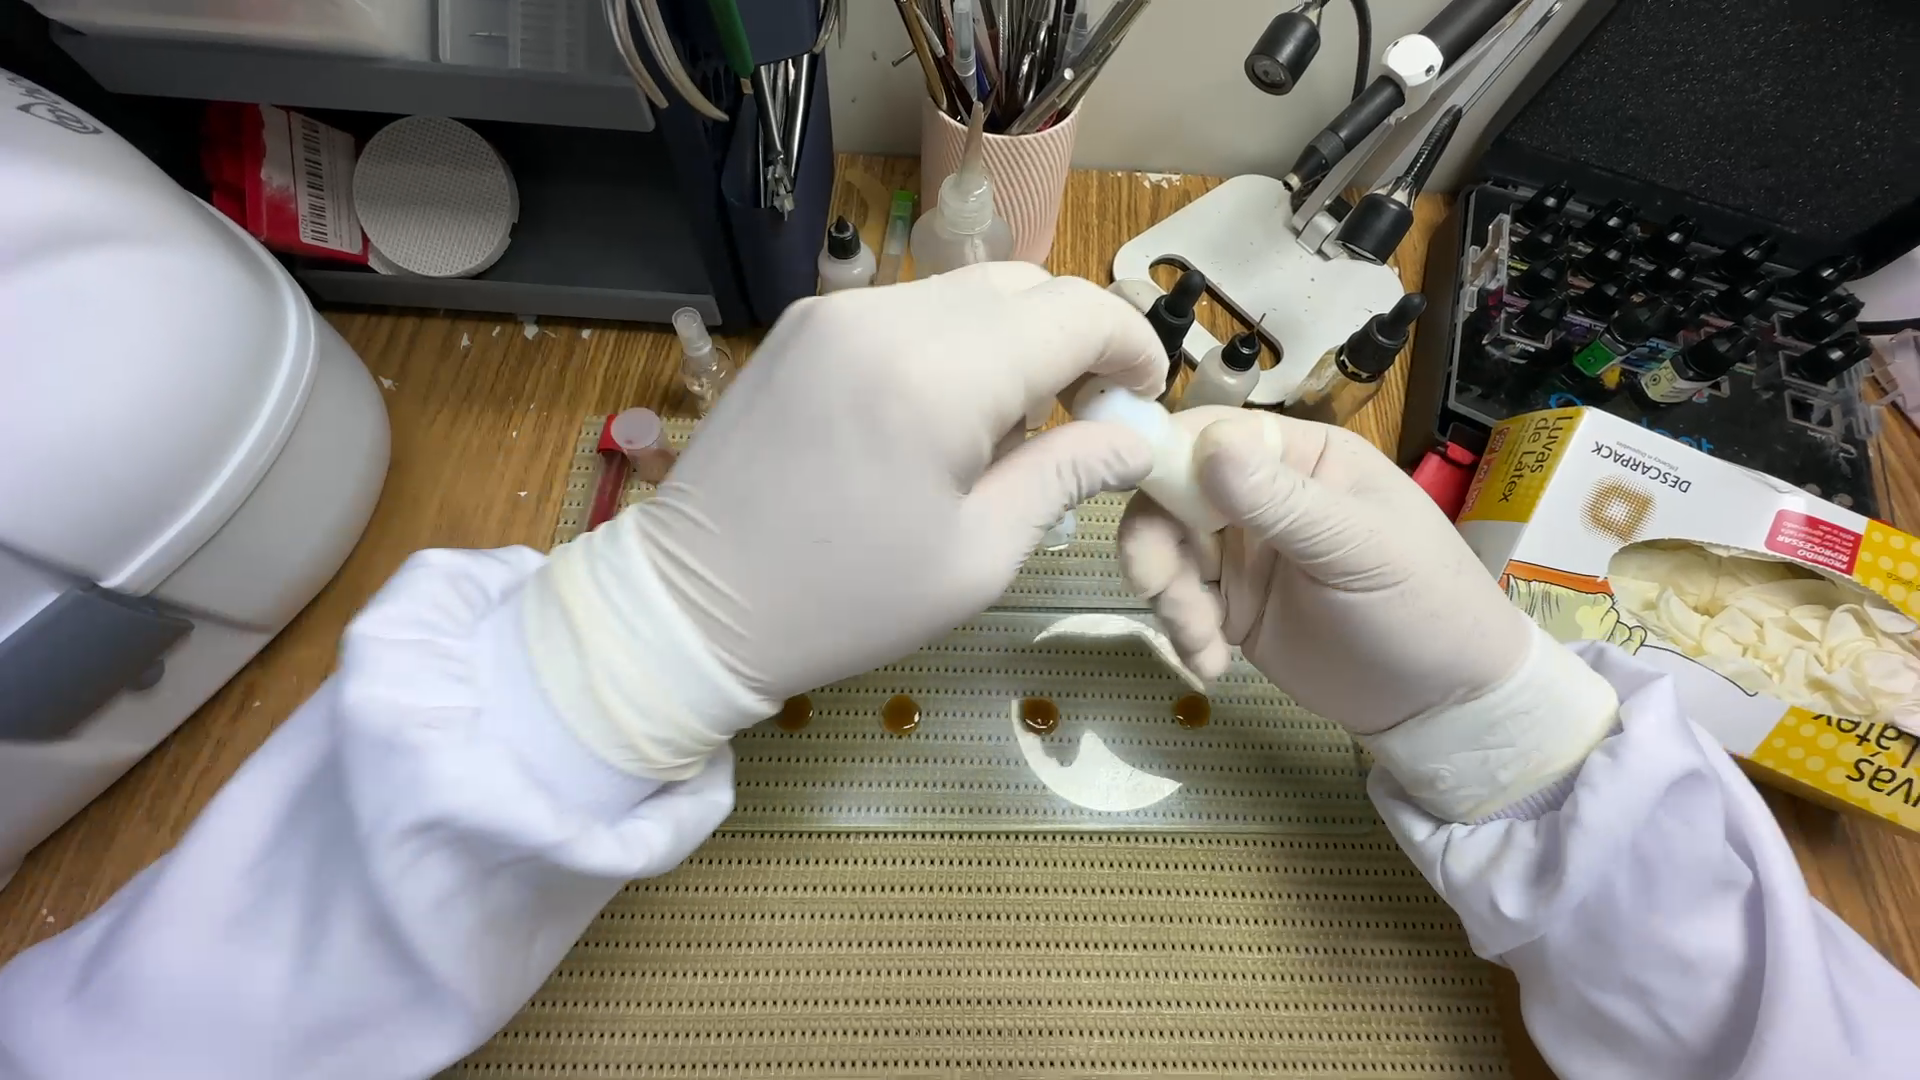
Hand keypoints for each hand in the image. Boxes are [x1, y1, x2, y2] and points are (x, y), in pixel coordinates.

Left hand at [523, 264, 1165, 777]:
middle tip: (1084, 415)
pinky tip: (939, 414)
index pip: (1074, 313)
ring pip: (968, 293)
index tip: (1144, 394)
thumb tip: (1134, 435)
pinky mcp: (804, 324)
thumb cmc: (845, 603)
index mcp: (938, 379)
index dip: (1130, 344)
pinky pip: (910, 310)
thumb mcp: (977, 558)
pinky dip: (954, 344)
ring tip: (1007, 427)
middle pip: (1025, 286)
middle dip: (1075, 339)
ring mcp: (836, 312)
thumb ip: (1064, 476)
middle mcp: (887, 317)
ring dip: (1014, 342)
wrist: (696, 603)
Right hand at [1117, 409, 1535, 735]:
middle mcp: (1257, 495)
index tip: (1141, 497)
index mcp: (1297, 459)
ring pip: (1163, 552)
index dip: (1164, 457)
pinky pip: (1177, 602)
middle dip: (1156, 548)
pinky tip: (1213, 666)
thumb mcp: (1358, 548)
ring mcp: (1237, 550)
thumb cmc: (1420, 607)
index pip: (1210, 434)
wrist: (1435, 703)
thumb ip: (1282, 501)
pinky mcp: (1225, 602)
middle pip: (1168, 496)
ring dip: (1169, 599)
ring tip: (1204, 646)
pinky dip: (1182, 633)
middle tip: (1163, 595)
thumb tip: (1206, 447)